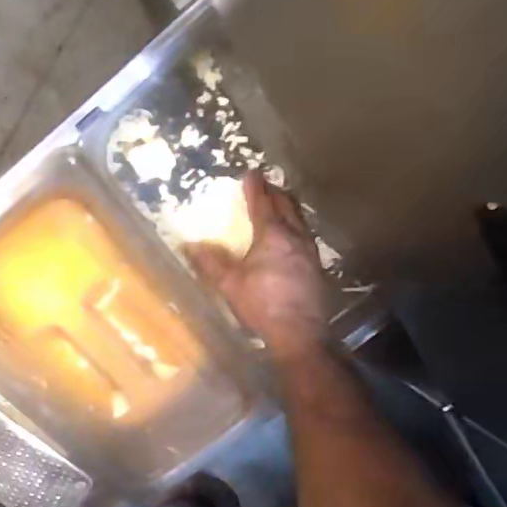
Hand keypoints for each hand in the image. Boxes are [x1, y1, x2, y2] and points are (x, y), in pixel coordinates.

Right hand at [186, 172, 330, 362]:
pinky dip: (295, 227)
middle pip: (287, 206)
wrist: (300, 333)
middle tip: (265, 185)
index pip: (263, 204)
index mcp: (273, 235)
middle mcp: (295, 237)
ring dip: (288, 208)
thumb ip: (210, 262)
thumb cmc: (263, 304)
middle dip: (275, 193)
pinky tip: (291, 237)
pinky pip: (305, 236)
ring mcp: (310, 252)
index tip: (251, 173)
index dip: (255, 187)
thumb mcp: (229, 284)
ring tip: (279, 205)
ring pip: (300, 220)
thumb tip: (189, 245)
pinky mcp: (316, 267)